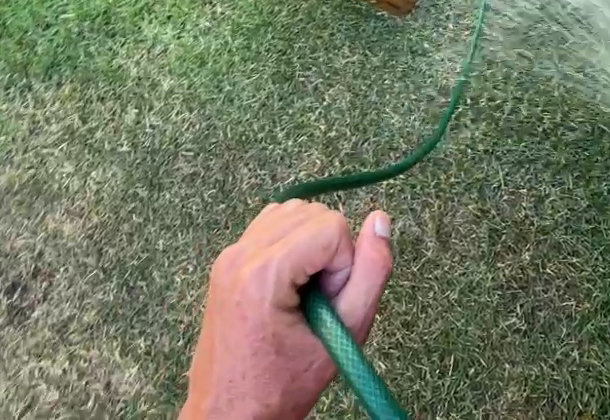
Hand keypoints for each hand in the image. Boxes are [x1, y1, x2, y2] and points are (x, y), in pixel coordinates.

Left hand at [181, 200, 393, 419]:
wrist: (229, 415)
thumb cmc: (283, 385)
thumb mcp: (344, 336)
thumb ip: (372, 273)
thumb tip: (380, 219)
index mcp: (263, 273)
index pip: (332, 226)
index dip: (344, 265)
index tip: (329, 305)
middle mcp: (241, 253)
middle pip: (315, 213)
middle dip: (330, 252)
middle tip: (319, 301)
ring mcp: (231, 252)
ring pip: (297, 210)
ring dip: (313, 242)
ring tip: (305, 291)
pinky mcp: (229, 257)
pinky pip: (275, 220)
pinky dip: (294, 239)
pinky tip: (292, 278)